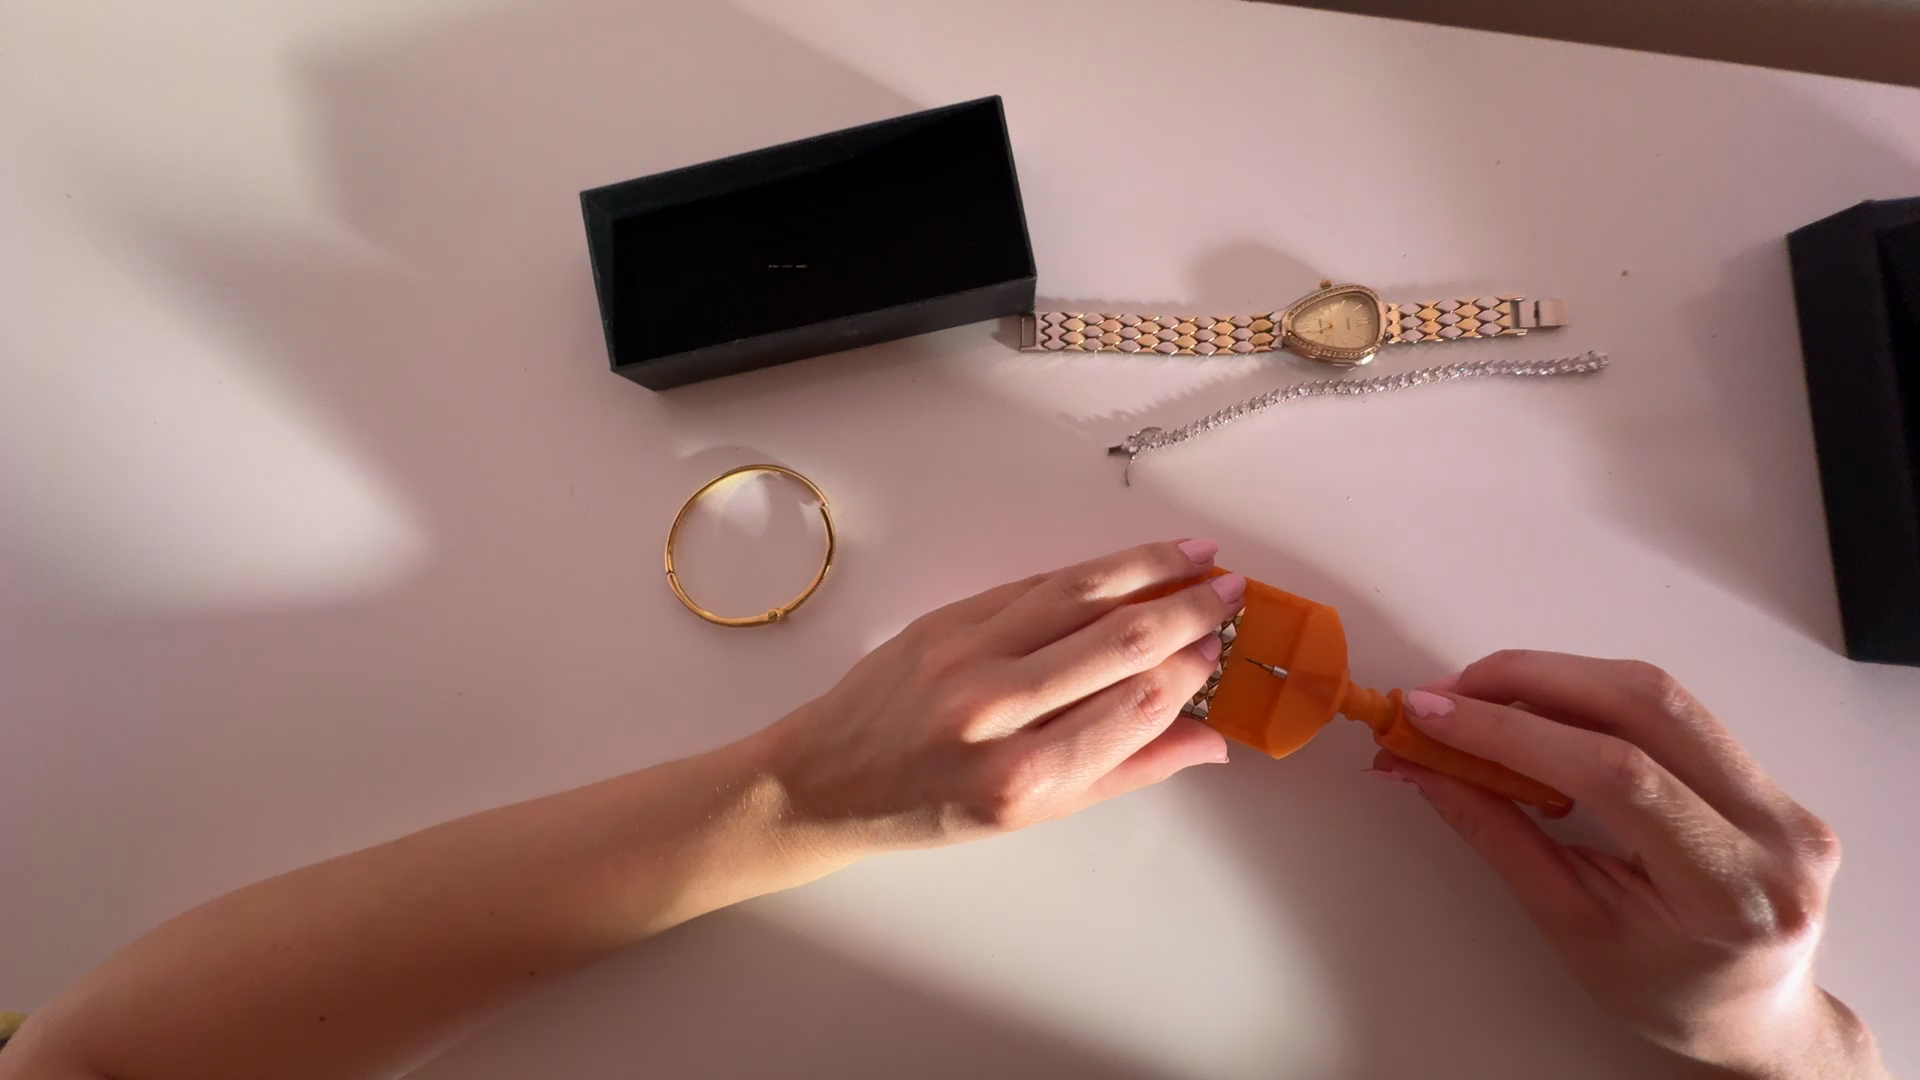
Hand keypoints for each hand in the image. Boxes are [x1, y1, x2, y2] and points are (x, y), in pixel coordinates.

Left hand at [752, 540, 1237, 860]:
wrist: (830, 774)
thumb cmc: (931, 809)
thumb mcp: (1032, 814)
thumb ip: (1123, 772)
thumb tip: (1211, 741)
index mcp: (1025, 776)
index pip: (1134, 704)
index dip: (1188, 670)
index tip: (1217, 650)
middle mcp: (996, 707)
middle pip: (1115, 639)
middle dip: (1185, 609)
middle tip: (1230, 589)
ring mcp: (965, 651)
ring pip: (1076, 592)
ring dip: (1144, 567)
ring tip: (1195, 554)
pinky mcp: (944, 617)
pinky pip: (1031, 584)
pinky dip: (1086, 571)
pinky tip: (1124, 561)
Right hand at [1375, 651, 1884, 1078]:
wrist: (1753, 1010)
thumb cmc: (1654, 983)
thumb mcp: (1560, 917)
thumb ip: (1489, 829)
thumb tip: (1412, 762)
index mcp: (1732, 888)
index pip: (1615, 773)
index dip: (1509, 731)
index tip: (1426, 714)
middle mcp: (1774, 825)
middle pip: (1642, 703)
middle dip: (1525, 679)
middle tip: (1443, 693)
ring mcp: (1777, 791)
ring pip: (1648, 689)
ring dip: (1544, 676)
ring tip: (1472, 697)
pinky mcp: (1754, 769)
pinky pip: (1653, 703)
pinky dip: (1571, 689)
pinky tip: (1524, 709)